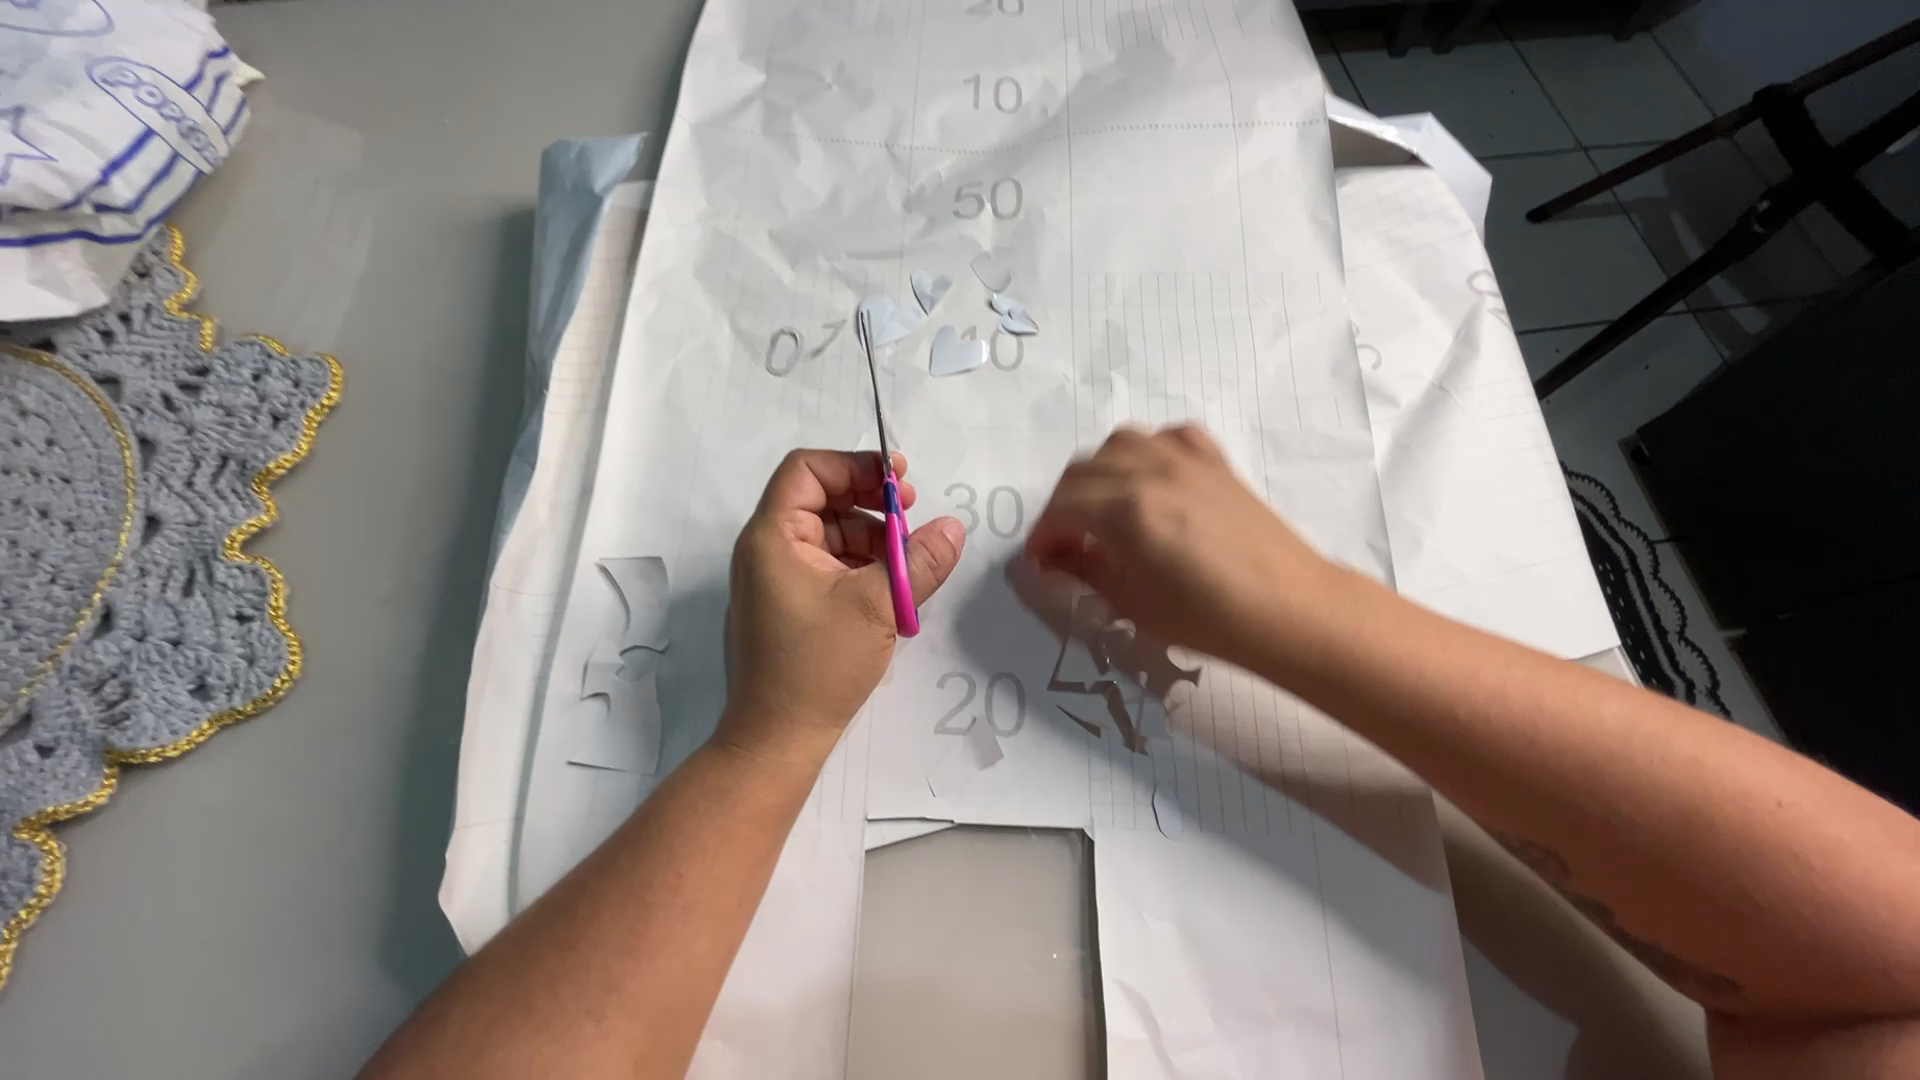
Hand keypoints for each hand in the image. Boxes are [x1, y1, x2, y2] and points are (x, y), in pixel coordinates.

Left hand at [721, 449, 965, 760]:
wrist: (777, 737)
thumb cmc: (818, 665)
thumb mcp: (879, 607)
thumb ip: (920, 562)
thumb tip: (954, 528)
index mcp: (774, 537)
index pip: (807, 469)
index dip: (855, 464)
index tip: (900, 480)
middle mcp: (767, 549)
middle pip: (820, 498)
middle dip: (870, 501)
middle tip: (912, 513)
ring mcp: (775, 578)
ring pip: (829, 533)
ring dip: (871, 535)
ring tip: (907, 560)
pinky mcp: (788, 603)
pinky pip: (827, 563)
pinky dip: (860, 564)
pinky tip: (889, 587)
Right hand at [1024, 425, 1340, 670]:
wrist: (1289, 609)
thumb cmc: (1209, 619)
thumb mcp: (1132, 604)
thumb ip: (1085, 572)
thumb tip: (1053, 558)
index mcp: (1124, 511)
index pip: (1060, 510)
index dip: (1041, 536)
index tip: (1040, 561)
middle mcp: (1148, 472)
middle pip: (1080, 473)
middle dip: (1062, 507)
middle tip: (1066, 543)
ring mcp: (1184, 460)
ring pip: (1118, 443)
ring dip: (1097, 473)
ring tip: (1102, 509)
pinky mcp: (1214, 461)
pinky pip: (1166, 436)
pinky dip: (1145, 453)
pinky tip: (1149, 480)